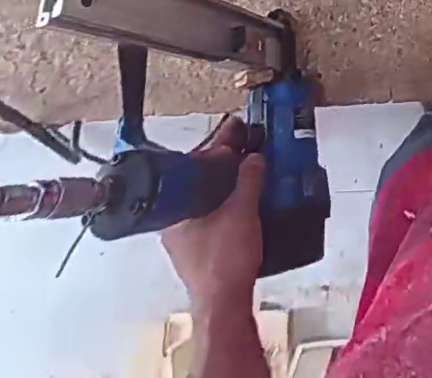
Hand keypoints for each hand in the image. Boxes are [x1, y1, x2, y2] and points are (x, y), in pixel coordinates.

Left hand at [162, 117, 264, 311]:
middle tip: (249, 138)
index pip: (192, 167)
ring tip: (256, 157)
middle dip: (226, 158)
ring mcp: (191, 232)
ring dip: (233, 175)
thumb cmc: (226, 258)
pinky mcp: (206, 241)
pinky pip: (219, 206)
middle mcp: (177, 219)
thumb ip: (248, 179)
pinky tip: (254, 186)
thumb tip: (255, 155)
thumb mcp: (242, 211)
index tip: (236, 129)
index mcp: (175, 210)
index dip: (216, 146)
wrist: (226, 303)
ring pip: (211, 193)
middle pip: (201, 178)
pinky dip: (235, 192)